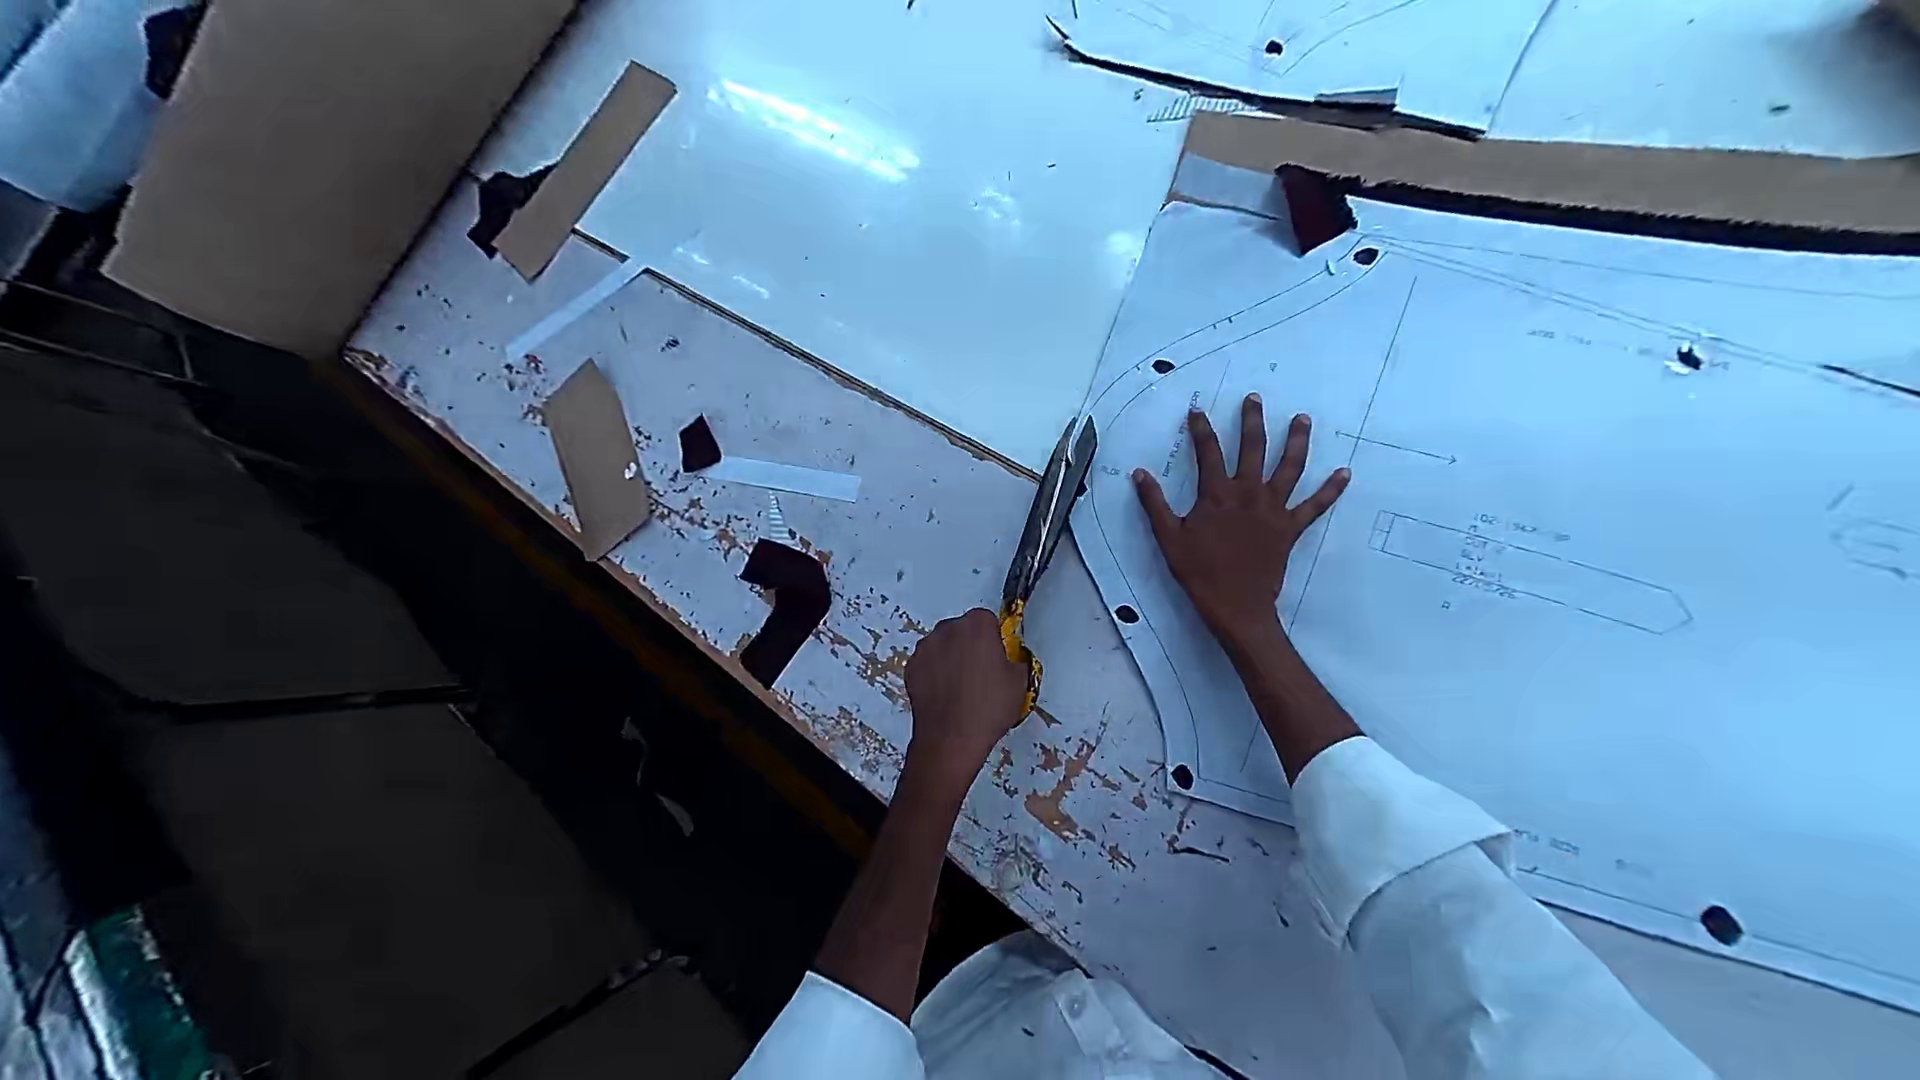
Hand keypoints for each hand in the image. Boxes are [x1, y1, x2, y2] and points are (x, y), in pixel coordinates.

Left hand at [903, 608, 1030, 796]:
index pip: (987, 620)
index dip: (993, 639)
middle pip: (962, 630)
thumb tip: (1011, 662)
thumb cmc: (987, 708)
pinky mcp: (911, 666)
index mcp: (977, 625)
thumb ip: (1016, 661)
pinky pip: (927, 663)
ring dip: (951, 658)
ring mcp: (925, 647)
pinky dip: (934, 673)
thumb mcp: (1019, 682)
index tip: (996, 658)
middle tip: (981, 673)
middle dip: (970, 645)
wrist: (951, 737)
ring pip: (943, 646)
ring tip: (962, 688)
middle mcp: (948, 629)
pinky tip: (945, 694)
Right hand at [1135, 394, 1349, 653]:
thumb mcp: (1168, 537)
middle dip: (1252, 422)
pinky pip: (1315, 505)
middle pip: (1253, 449)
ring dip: (1296, 441)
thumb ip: (1154, 503)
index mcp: (1217, 495)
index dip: (1201, 429)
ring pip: (1289, 468)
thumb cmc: (1198, 571)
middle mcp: (1248, 494)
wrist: (1235, 604)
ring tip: (1303, 419)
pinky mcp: (1290, 528)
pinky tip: (1344, 473)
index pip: (1207, 452)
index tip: (1197, 410)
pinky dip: (1330, 490)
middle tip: (1254, 399)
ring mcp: (1273, 509)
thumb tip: (1139, 473)